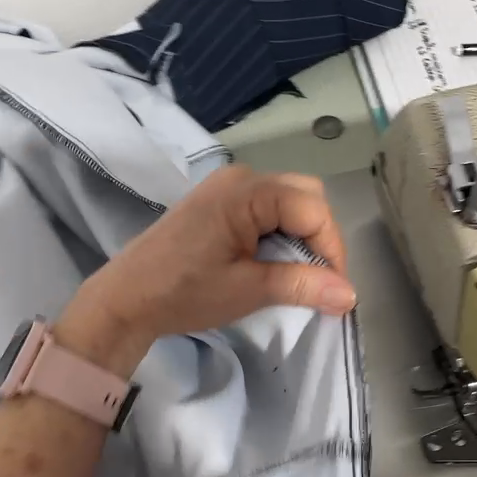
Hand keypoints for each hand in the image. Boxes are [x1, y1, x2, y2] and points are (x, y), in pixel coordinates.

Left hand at [56, 167, 355, 375]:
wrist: (126, 298)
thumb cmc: (184, 293)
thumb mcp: (247, 290)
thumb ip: (302, 285)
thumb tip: (350, 295)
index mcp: (247, 192)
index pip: (313, 208)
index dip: (331, 249)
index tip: (334, 290)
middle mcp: (239, 177)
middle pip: (305, 195)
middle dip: (319, 237)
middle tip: (319, 280)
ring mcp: (225, 187)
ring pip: (286, 199)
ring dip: (300, 235)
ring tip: (297, 275)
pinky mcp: (215, 202)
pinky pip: (263, 206)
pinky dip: (278, 231)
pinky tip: (271, 262)